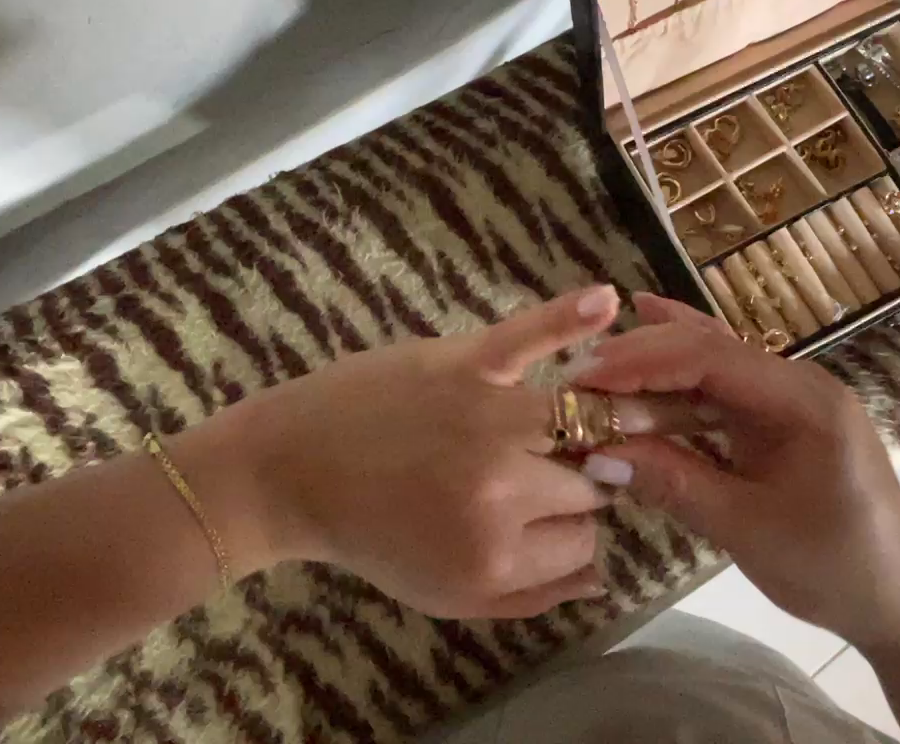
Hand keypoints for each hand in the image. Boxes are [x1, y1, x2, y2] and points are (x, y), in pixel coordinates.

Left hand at [209, 286, 625, 617]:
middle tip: (529, 467)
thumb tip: (603, 573)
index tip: (540, 514)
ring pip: (582, 421)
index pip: (586, 539)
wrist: (291, 470)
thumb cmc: (370, 535)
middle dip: (567, 479)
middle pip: (588, 480)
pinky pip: (531, 335)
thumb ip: (532, 598)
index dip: (567, 527)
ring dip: (584, 423)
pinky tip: (609, 301)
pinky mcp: (466, 363)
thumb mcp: (448, 597)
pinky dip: (570, 316)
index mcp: (500, 555)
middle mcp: (506, 488)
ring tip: (578, 416)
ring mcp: (489, 417)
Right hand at [573, 293, 899, 646]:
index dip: (642, 361)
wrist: (899, 600)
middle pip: (706, 350)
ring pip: (709, 361)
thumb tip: (595, 453)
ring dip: (652, 365)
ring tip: (594, 364)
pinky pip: (718, 384)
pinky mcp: (774, 415)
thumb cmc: (833, 567)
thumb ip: (674, 483)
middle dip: (640, 357)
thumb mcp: (747, 530)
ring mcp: (786, 395)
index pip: (710, 358)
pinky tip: (647, 335)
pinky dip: (677, 372)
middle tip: (578, 374)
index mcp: (804, 401)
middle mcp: (795, 382)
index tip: (586, 375)